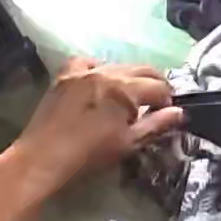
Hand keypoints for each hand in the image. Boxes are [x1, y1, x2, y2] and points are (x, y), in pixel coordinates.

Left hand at [0, 57, 182, 203]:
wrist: (41, 159)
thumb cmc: (88, 156)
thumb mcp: (128, 143)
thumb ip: (156, 124)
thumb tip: (179, 112)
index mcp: (124, 88)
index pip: (158, 86)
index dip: (167, 100)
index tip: (166, 113)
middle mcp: (106, 71)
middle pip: (143, 69)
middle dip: (154, 84)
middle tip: (156, 102)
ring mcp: (84, 70)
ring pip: (118, 64)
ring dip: (130, 77)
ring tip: (129, 96)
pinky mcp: (65, 75)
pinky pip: (88, 61)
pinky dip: (98, 68)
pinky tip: (99, 80)